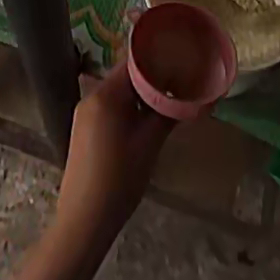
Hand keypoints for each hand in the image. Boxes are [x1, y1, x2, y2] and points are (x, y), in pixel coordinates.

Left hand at [57, 62, 174, 233]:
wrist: (83, 223)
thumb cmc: (119, 179)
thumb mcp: (151, 142)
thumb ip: (171, 111)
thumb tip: (196, 93)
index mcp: (106, 94)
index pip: (135, 62)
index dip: (160, 57)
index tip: (182, 57)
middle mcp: (92, 97)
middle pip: (127, 75)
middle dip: (154, 75)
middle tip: (183, 78)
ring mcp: (85, 114)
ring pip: (120, 91)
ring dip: (143, 93)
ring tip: (171, 97)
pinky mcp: (85, 130)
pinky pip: (111, 105)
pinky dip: (131, 106)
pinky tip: (149, 118)